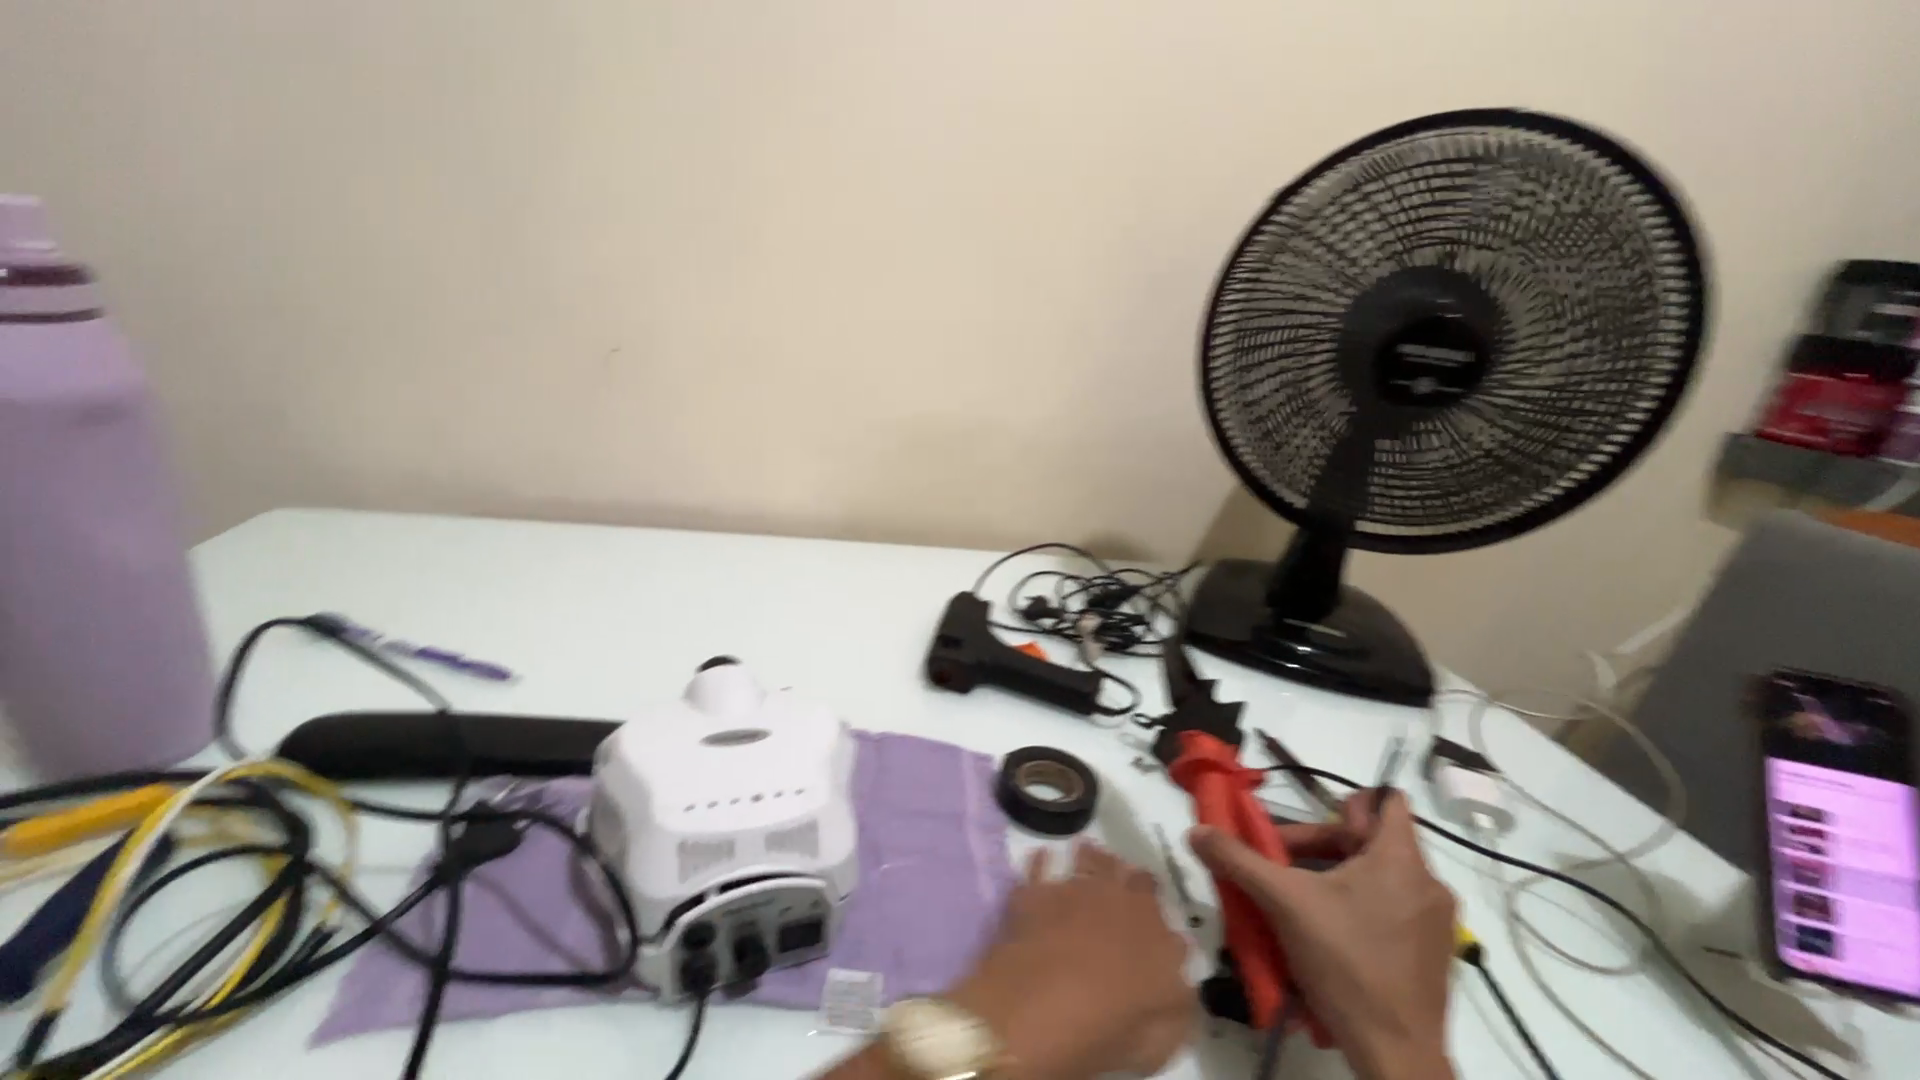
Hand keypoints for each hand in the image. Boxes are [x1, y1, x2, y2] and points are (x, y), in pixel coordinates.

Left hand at [945, 843, 1192, 1079]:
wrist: (1046, 1004)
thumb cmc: (1113, 1026)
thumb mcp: (1167, 1030)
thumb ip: (1178, 994)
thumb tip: (1178, 966)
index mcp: (1152, 927)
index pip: (1156, 895)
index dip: (1150, 891)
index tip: (1146, 893)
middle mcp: (1116, 899)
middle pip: (1122, 871)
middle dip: (1121, 869)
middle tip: (1116, 867)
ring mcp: (1073, 890)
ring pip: (1085, 859)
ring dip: (1087, 855)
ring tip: (1084, 849)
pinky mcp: (1033, 894)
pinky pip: (1040, 865)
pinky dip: (1043, 860)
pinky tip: (1042, 856)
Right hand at [1189, 791, 1456, 1079]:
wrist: (1396, 1053)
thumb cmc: (1345, 963)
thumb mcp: (1283, 904)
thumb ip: (1239, 861)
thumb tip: (1197, 831)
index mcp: (1400, 858)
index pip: (1388, 800)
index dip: (1348, 804)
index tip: (1312, 827)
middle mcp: (1426, 882)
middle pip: (1372, 840)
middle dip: (1323, 846)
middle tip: (1282, 866)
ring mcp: (1434, 920)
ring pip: (1380, 876)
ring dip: (1336, 877)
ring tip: (1298, 902)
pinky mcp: (1432, 952)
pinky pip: (1392, 908)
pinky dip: (1358, 907)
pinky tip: (1327, 935)